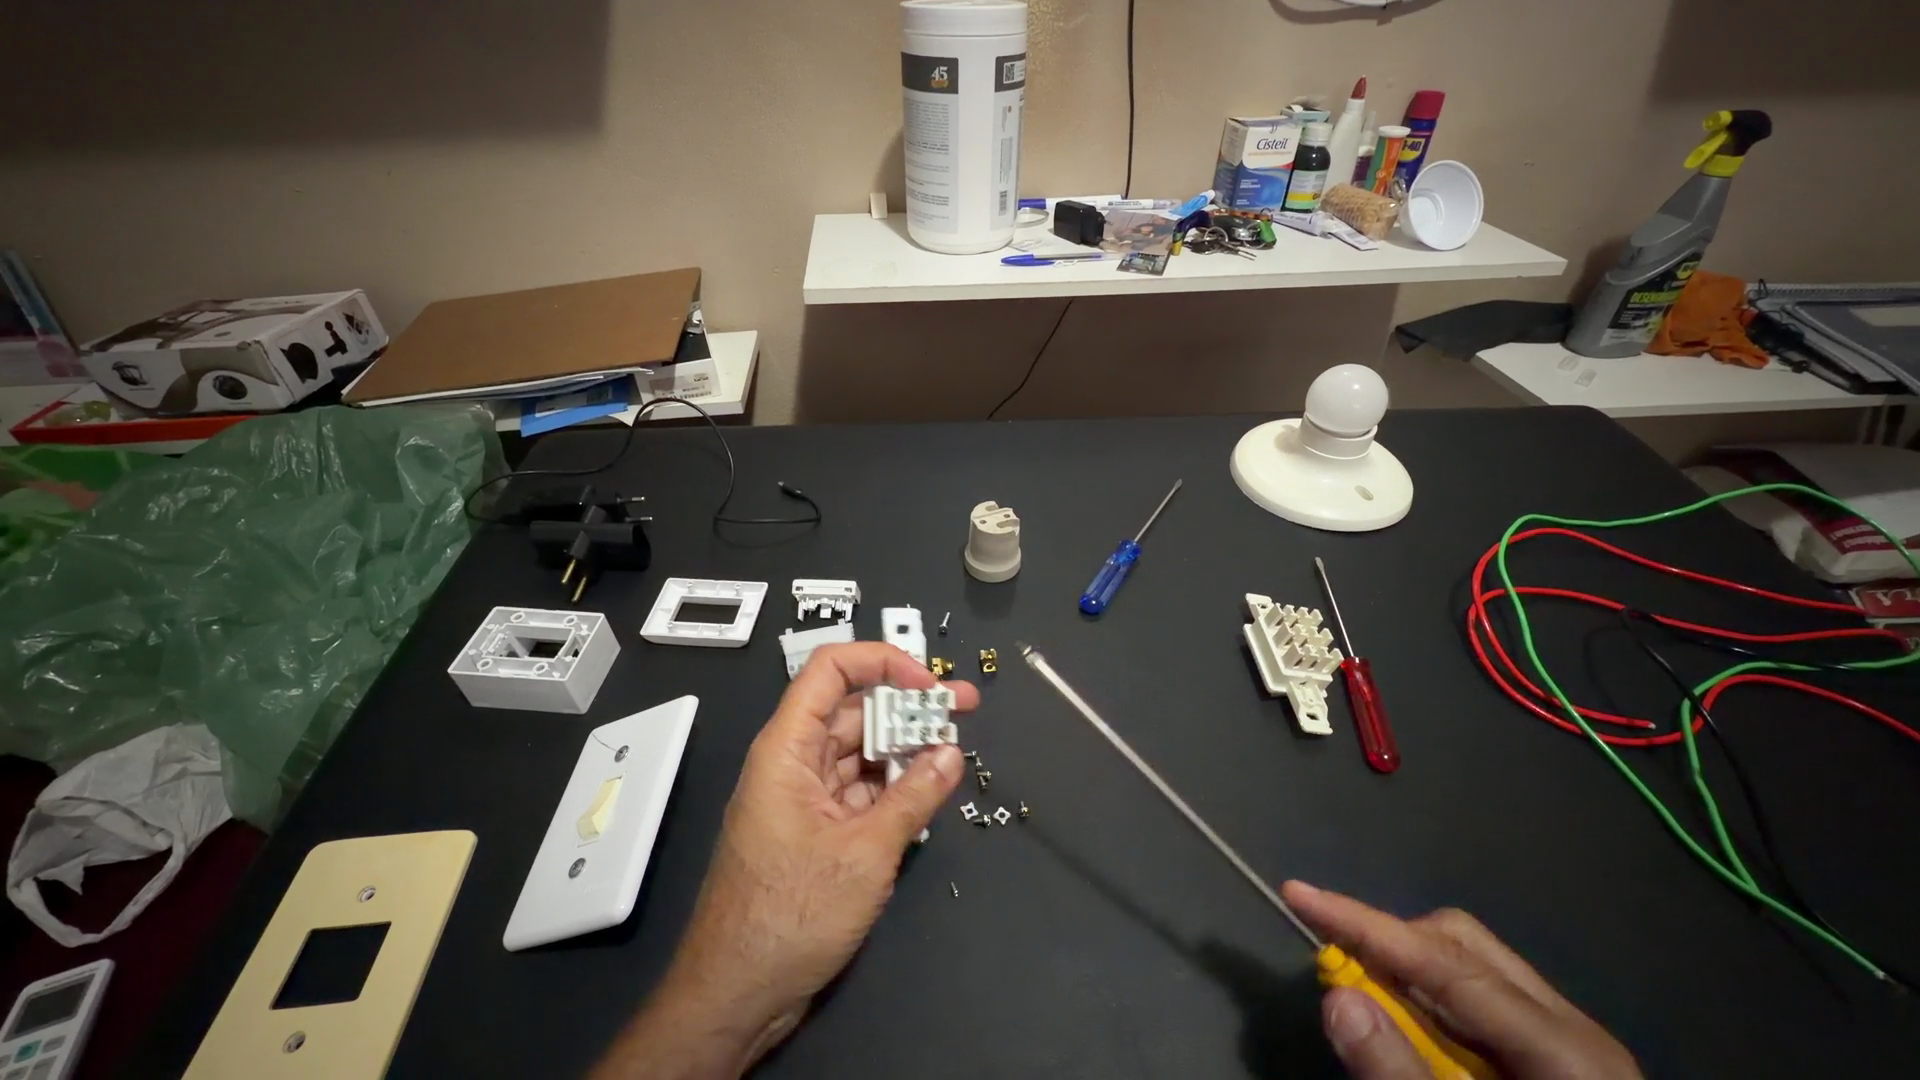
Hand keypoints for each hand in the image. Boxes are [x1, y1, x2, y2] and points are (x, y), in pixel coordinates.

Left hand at [593, 643, 973, 1078]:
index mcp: (788, 748)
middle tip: (965, 708)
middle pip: (853, 710)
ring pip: (860, 751)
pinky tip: (928, 790)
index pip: (830, 670)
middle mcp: (794, 762)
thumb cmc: (791, 914)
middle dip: (909, 706)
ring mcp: (805, 797)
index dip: (882, 662)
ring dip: (905, 748)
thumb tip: (951, 754)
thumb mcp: (864, 853)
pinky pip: (859, 788)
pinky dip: (894, 785)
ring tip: (953, 750)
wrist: (739, 992)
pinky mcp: (817, 829)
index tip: (929, 684)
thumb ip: (913, 797)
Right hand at [1281, 881, 1640, 1079]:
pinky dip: (1429, 1004)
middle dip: (1387, 945)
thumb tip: (1336, 999)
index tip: (1296, 893)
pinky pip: (1477, 1001)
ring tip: (1365, 1004)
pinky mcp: (1556, 1059)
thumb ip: (1402, 1076)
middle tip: (1332, 968)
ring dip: (1405, 974)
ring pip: (1467, 964)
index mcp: (1566, 1050)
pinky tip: (1411, 1034)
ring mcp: (1569, 1042)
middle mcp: (1571, 1028)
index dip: (1363, 924)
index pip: (1442, 960)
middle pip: (1459, 944)